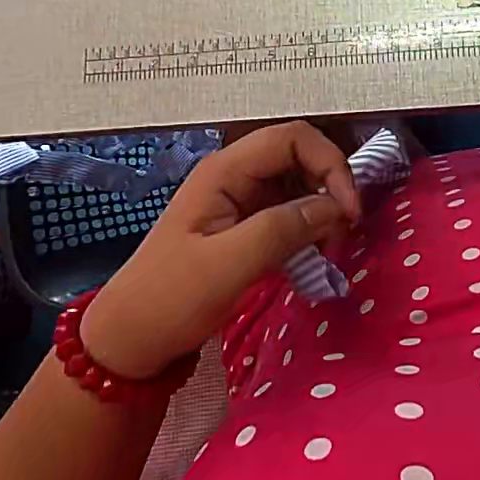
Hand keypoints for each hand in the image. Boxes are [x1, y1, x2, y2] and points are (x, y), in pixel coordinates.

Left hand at [78, 122, 360, 378]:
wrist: (131, 340)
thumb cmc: (169, 299)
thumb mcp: (226, 266)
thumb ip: (281, 230)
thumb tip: (335, 208)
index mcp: (225, 171)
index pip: (292, 138)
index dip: (330, 164)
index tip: (349, 210)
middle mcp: (237, 176)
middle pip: (302, 157)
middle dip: (331, 187)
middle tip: (344, 232)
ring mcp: (244, 200)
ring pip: (302, 185)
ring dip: (325, 211)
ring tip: (331, 249)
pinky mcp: (250, 225)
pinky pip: (294, 212)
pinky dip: (314, 229)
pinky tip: (317, 255)